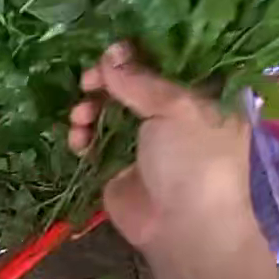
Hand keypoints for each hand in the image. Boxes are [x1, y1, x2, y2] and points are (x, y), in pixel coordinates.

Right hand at [70, 43, 257, 267]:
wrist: (182, 227)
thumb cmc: (193, 160)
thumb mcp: (174, 108)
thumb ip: (139, 80)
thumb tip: (108, 58)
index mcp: (201, 95)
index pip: (166, 61)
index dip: (138, 53)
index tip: (112, 51)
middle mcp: (173, 117)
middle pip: (133, 86)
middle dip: (107, 81)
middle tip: (88, 81)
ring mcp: (146, 144)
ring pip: (111, 112)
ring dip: (91, 108)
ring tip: (80, 116)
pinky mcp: (121, 169)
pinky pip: (97, 143)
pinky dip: (84, 137)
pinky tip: (78, 140)